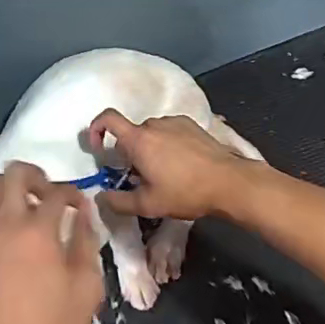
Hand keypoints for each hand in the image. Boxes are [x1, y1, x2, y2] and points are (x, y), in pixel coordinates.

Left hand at [0, 162, 104, 323]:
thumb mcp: (88, 287)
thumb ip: (86, 243)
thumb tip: (82, 217)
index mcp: (40, 231)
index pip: (59, 192)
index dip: (75, 195)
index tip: (81, 208)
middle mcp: (6, 224)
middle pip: (15, 173)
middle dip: (37, 176)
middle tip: (50, 197)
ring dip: (7, 187)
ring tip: (23, 207)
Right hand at [89, 110, 267, 220]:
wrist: (228, 181)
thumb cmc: (185, 192)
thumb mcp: (148, 205)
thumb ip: (118, 201)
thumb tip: (100, 197)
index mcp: (139, 139)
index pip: (108, 119)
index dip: (96, 129)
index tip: (98, 149)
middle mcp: (154, 123)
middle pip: (131, 134)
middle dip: (129, 154)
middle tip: (139, 179)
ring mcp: (175, 121)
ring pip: (151, 134)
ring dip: (150, 149)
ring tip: (164, 175)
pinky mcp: (192, 124)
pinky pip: (170, 131)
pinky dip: (168, 145)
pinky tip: (181, 165)